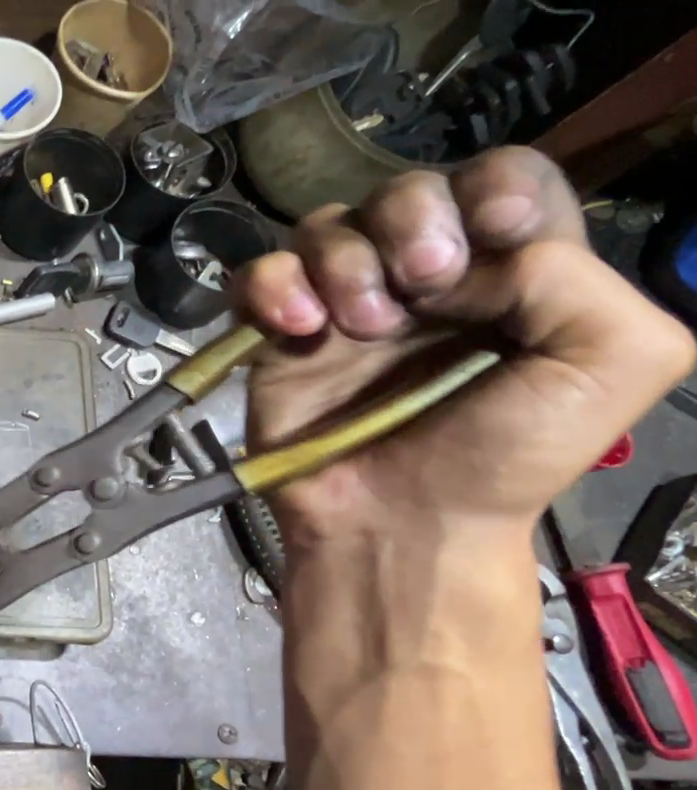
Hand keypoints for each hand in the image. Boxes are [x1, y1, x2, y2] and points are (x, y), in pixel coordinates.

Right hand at [232, 147, 694, 543]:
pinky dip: (272, 286)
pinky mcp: (276, 338)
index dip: (492, 189)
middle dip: (413, 223)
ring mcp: (341, 307)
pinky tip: (297, 328)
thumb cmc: (506, 457)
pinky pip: (258, 275)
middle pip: (406, 190)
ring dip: (346, 264)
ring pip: (328, 226)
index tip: (493, 238)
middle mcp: (420, 281)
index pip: (499, 179)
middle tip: (423, 286)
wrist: (399, 525)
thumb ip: (572, 277)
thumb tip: (457, 263)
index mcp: (509, 273)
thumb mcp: (615, 360)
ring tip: (360, 328)